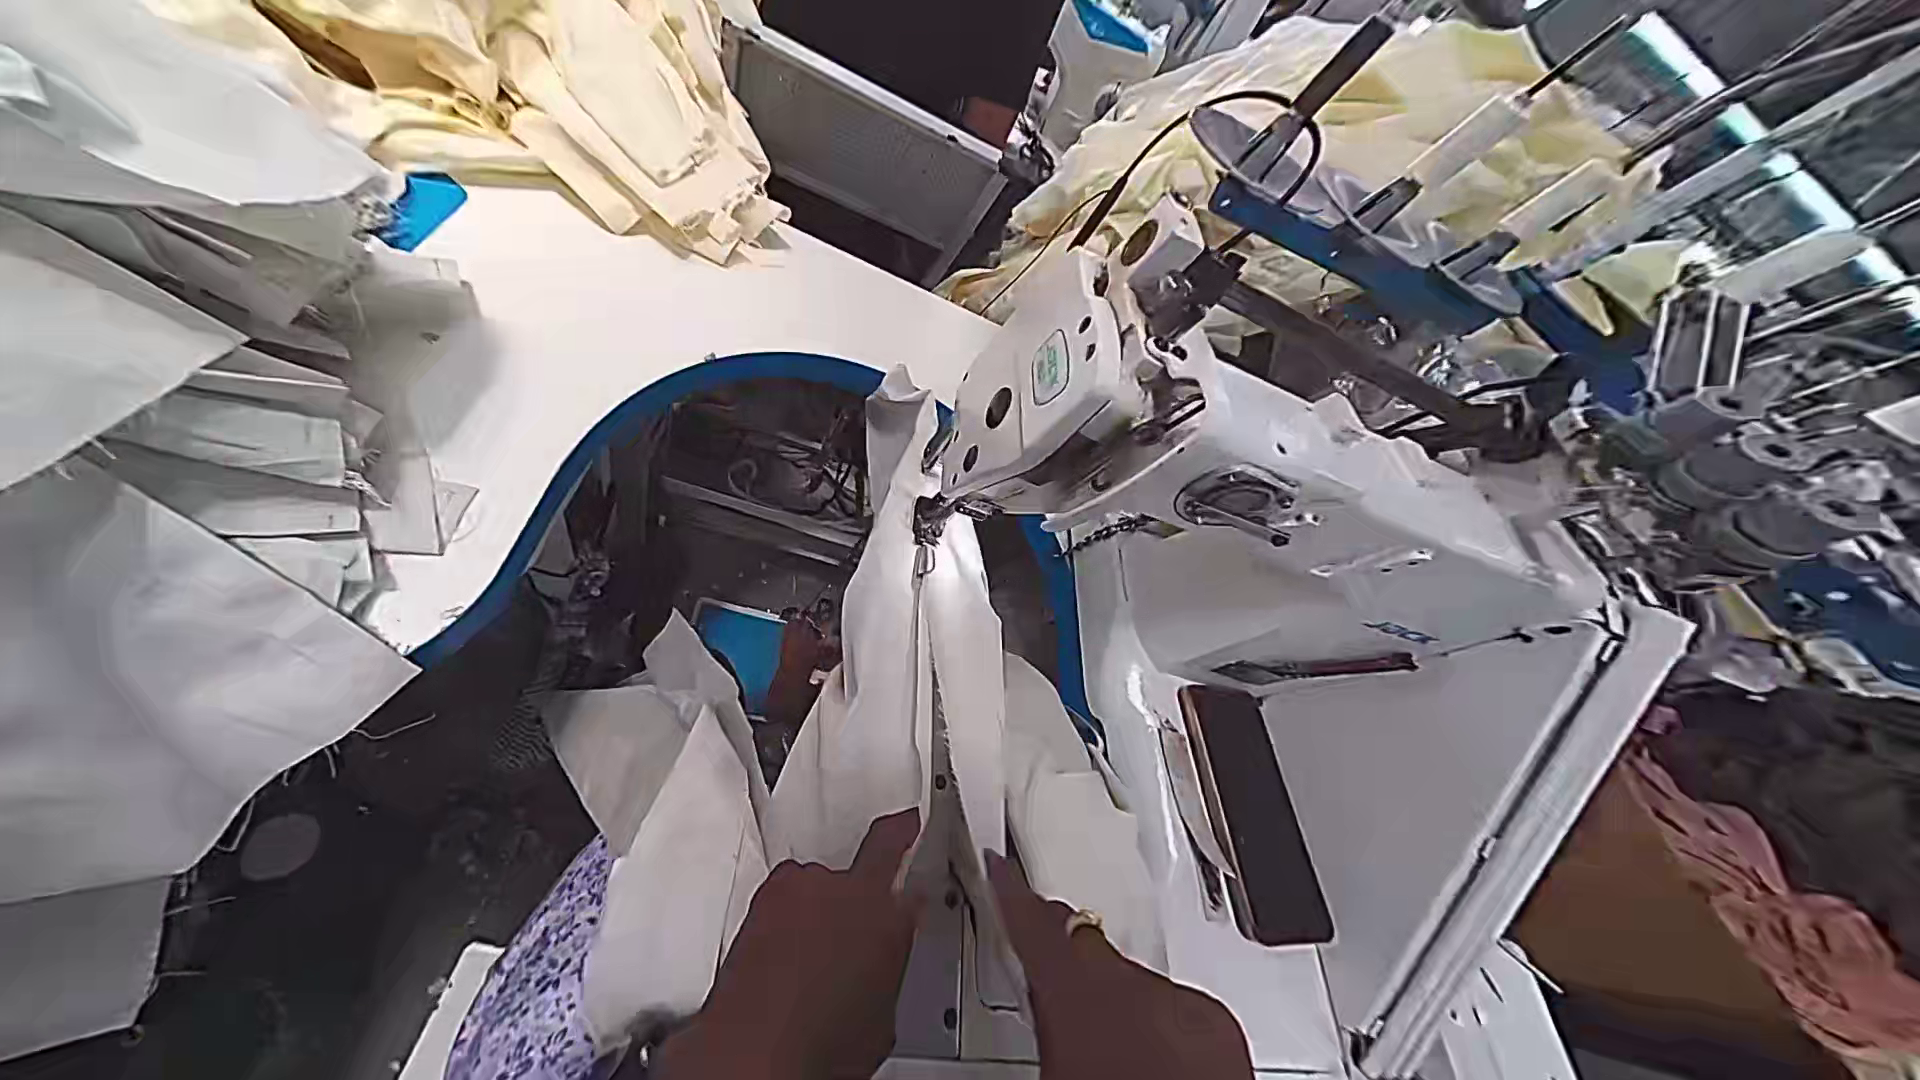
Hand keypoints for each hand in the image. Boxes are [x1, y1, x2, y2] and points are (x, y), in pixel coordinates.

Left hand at [657, 810, 923, 1078]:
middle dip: (857, 901)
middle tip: (848, 942)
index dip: (906, 828)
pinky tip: (782, 957)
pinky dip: (787, 917)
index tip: (909, 823)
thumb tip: (887, 952)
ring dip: (817, 909)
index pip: (899, 844)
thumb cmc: (817, 1046)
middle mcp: (843, 886)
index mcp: (885, 911)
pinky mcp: (764, 897)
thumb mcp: (882, 1010)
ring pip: (818, 884)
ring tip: (806, 960)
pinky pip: (786, 895)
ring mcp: (801, 886)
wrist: (753, 1055)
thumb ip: (890, 955)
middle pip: (858, 873)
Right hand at [987, 852, 1252, 1079]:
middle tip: (1048, 970)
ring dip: (1117, 992)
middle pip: (1085, 943)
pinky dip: (1158, 1014)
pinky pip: (1172, 999)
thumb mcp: (1054, 1067)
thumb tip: (1040, 993)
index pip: (1033, 924)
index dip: (1011, 888)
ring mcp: (1176, 998)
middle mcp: (1131, 986)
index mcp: (1081, 996)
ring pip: (1130, 972)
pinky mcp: (1214, 1019)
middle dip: (1066, 950)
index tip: (1001, 863)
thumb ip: (1044, 1011)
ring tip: (1111, 1045)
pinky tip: (1152, 1055)